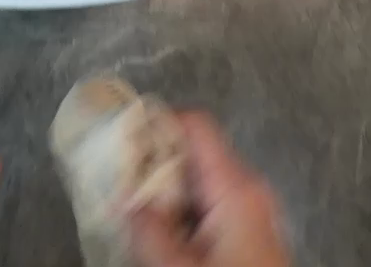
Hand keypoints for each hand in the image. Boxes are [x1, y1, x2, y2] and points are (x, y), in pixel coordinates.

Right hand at [128, 113, 289, 266]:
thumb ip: (149, 231)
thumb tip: (124, 196)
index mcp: (237, 186)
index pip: (196, 127)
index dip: (157, 127)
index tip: (119, 145)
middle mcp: (249, 189)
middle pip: (195, 156)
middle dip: (154, 169)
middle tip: (116, 189)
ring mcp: (253, 214)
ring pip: (200, 186)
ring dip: (165, 198)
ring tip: (130, 219)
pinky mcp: (251, 238)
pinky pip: (210, 211)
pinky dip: (183, 218)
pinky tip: (161, 243)